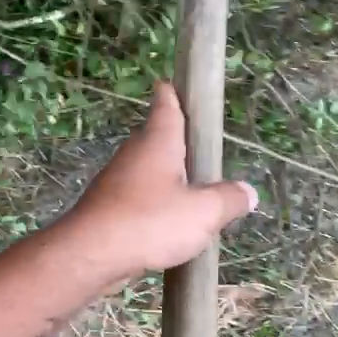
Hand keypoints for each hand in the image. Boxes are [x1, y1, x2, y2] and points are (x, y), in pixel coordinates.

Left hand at [57, 82, 256, 281]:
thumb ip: (228, 199)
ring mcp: (116, 182)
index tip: (169, 83)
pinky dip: (155, 202)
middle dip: (175, 139)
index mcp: (156, 144)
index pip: (165, 109)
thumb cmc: (149, 221)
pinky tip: (168, 221)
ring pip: (147, 171)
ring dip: (166, 176)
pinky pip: (138, 197)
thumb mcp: (203, 212)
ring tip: (192, 187)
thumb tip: (247, 192)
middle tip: (197, 141)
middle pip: (156, 139)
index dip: (171, 95)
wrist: (90, 253)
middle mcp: (133, 157)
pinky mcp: (108, 208)